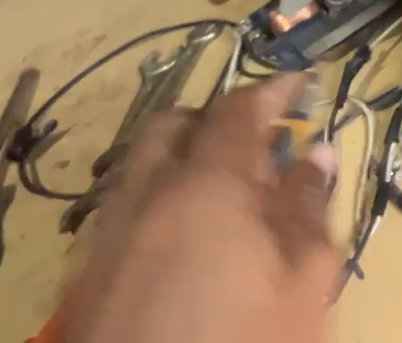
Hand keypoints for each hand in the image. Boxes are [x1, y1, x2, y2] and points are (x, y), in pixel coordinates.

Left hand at [60, 75, 341, 342]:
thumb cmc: (251, 334)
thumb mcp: (308, 270)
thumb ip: (309, 203)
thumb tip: (315, 156)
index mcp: (208, 189)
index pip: (237, 111)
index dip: (275, 90)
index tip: (305, 84)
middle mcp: (145, 201)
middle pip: (169, 128)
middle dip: (217, 118)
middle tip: (263, 133)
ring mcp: (105, 242)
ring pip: (138, 170)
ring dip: (185, 160)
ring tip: (234, 185)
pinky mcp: (86, 281)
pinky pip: (124, 212)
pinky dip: (162, 200)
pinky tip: (198, 231)